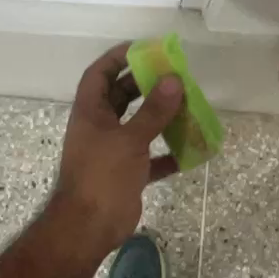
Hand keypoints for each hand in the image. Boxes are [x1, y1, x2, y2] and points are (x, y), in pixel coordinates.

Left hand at [46, 43, 184, 257]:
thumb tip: (174, 80)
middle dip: (146, 85)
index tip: (145, 49)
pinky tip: (190, 151)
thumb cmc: (102, 177)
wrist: (88, 228)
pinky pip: (150, 158)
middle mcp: (100, 128)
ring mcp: (112, 152)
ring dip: (161, 117)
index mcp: (90, 113)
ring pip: (138, 126)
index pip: (100, 74)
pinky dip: (168, 154)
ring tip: (187, 106)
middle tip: (174, 76)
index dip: (118, 58)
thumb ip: (153, 111)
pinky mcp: (126, 175)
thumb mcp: (130, 140)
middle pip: (122, 97)